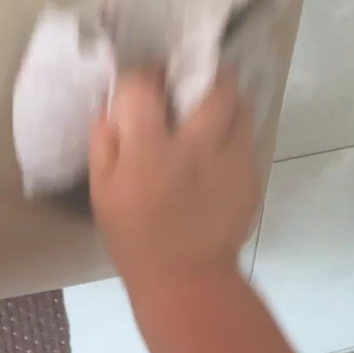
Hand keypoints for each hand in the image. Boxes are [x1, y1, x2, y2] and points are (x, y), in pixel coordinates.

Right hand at [88, 70, 258, 289]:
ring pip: (241, 108)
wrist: (184, 278)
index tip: (143, 83)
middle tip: (192, 82)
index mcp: (150, 151)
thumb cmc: (134, 236)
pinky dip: (232, 138)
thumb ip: (105, 144)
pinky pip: (245, 141)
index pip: (145, 86)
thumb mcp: (102, 192)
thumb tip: (113, 108)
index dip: (143, 76)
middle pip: (213, 85)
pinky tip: (217, 156)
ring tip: (210, 114)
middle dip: (204, 74)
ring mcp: (230, 161)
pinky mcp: (251, 177)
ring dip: (225, 103)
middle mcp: (195, 147)